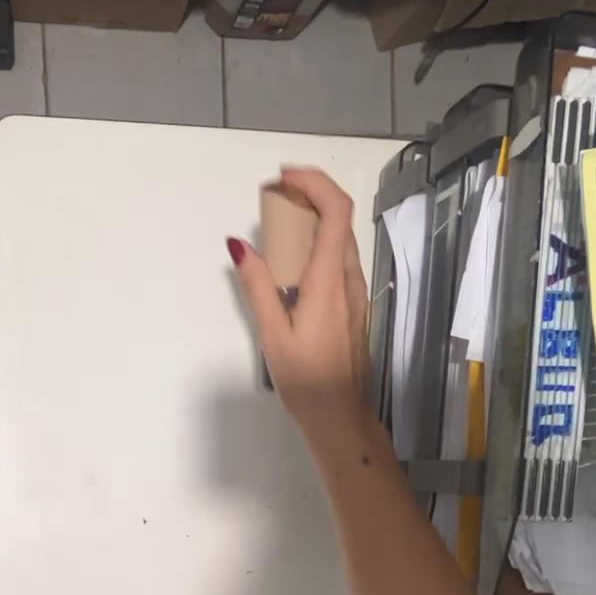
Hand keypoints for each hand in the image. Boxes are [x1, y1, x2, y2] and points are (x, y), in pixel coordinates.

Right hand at [230, 167, 372, 436]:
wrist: (340, 416)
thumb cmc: (307, 380)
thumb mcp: (273, 334)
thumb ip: (257, 287)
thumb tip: (240, 246)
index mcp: (330, 281)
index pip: (335, 211)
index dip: (314, 183)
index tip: (284, 178)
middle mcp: (350, 281)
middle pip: (338, 221)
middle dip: (307, 198)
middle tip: (272, 199)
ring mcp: (356, 294)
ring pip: (340, 241)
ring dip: (311, 222)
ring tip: (276, 227)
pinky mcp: (352, 308)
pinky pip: (338, 263)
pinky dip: (316, 248)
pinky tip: (292, 265)